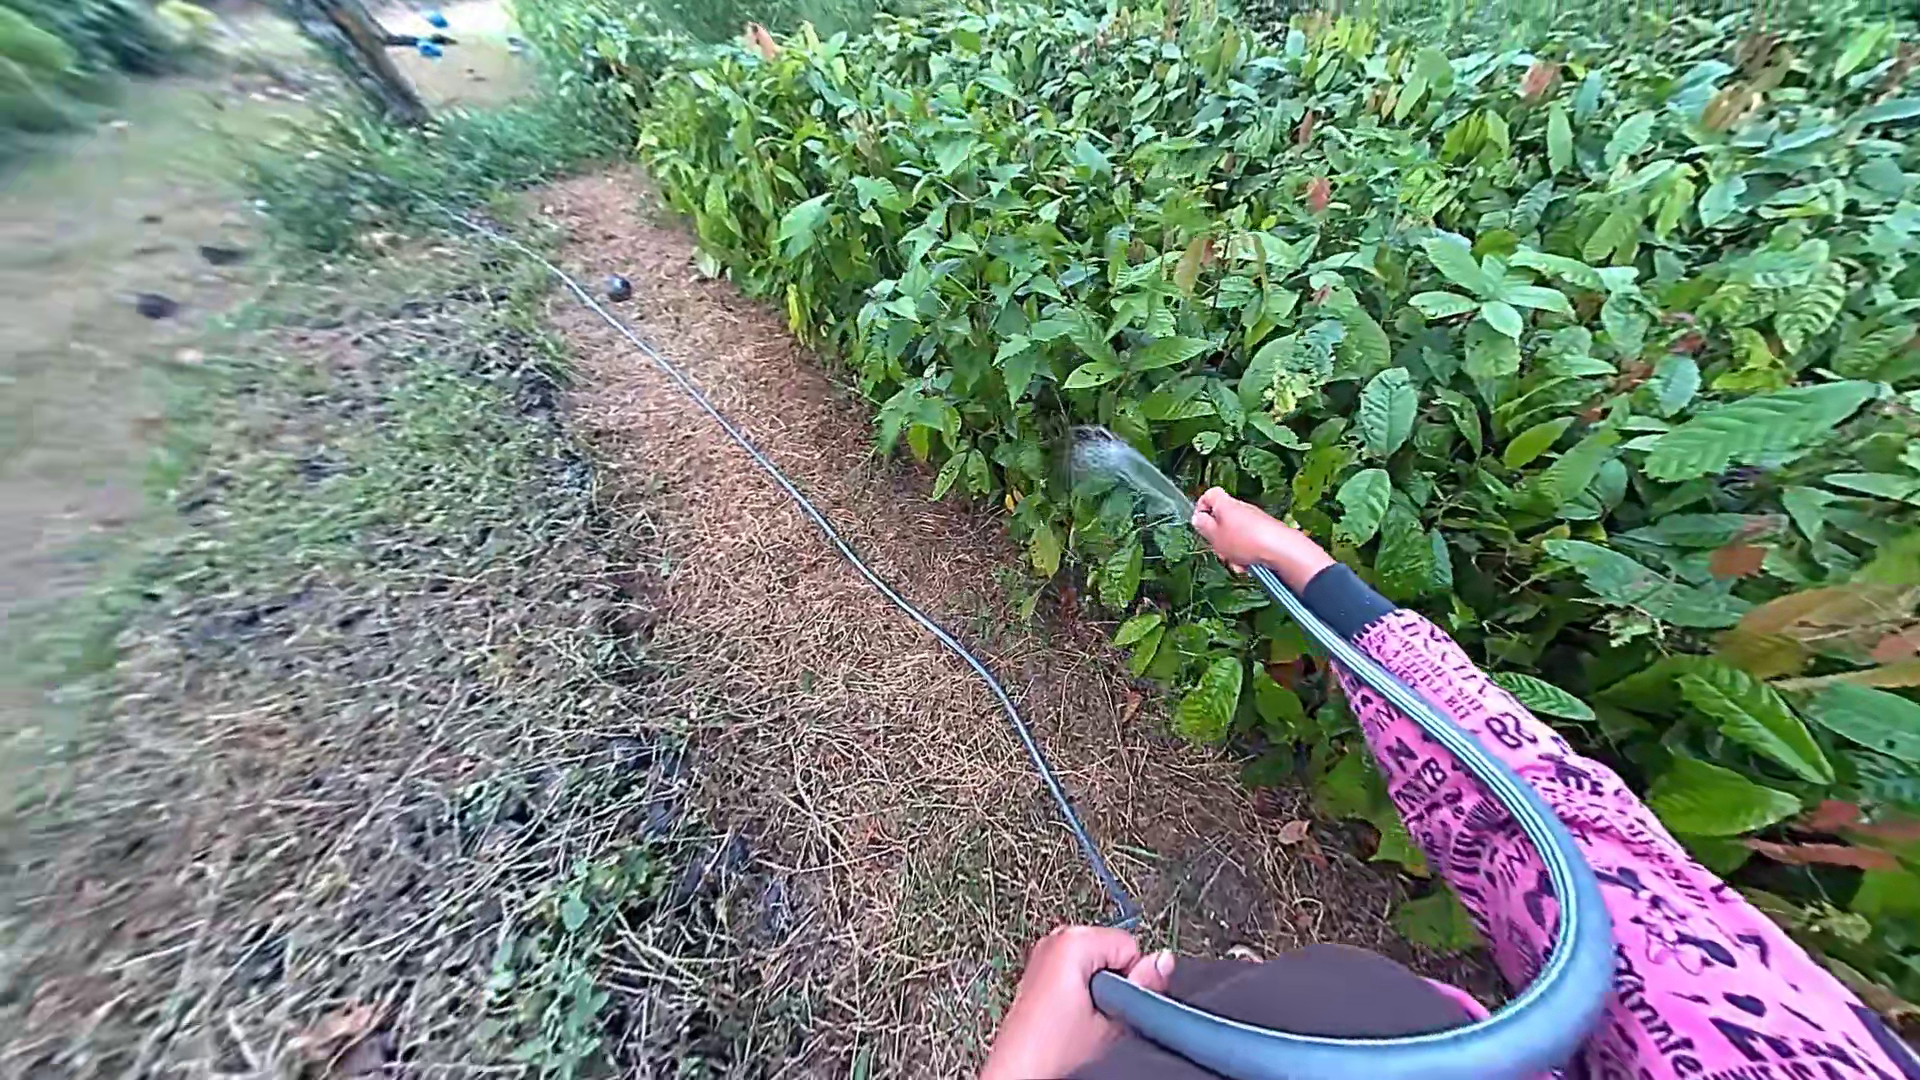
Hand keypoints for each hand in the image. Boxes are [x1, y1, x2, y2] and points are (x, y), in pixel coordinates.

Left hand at [981, 926, 1173, 1079]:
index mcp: (1074, 939)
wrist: (1021, 1072)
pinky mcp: (1040, 966)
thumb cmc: (1057, 1050)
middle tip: (1099, 1017)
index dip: (1132, 982)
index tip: (1117, 1005)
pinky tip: (1070, 1016)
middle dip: (1113, 983)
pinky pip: (1075, 969)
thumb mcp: (1112, 1022)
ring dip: (1097, 988)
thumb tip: (1165, 959)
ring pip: (1094, 962)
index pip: (1130, 946)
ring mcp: (1045, 950)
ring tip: (1083, 1019)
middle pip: (1111, 950)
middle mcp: (1057, 936)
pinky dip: (1079, 989)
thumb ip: (1143, 987)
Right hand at [1190, 487, 1334, 590]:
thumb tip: (1197, 518)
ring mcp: (1255, 521)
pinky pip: (1249, 542)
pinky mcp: (1267, 533)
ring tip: (1236, 562)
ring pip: (1234, 534)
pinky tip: (1248, 565)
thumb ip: (1202, 525)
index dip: (1201, 507)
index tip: (1199, 523)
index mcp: (1226, 504)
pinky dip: (1245, 554)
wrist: (1282, 550)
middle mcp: (1242, 509)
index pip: (1209, 495)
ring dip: (1231, 549)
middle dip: (1217, 537)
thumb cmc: (1245, 541)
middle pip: (1222, 519)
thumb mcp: (1214, 535)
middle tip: (1218, 548)